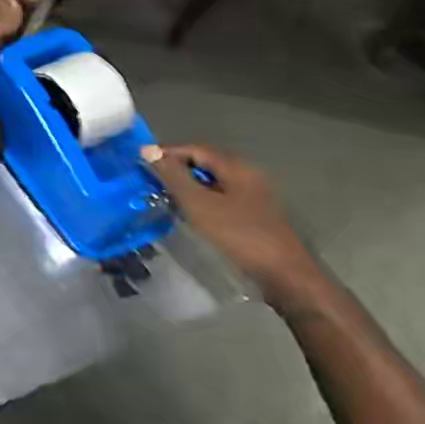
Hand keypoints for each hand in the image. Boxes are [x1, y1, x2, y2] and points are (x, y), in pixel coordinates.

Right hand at [142, 143, 328, 309]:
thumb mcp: (198, 203)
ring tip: (164, 198)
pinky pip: (221, 197)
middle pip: (205, 163)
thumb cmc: (238, 233)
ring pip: (212, 182)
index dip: (167, 154)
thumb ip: (172, 175)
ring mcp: (254, 196)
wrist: (284, 274)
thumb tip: (147, 149)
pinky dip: (201, 199)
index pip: (195, 149)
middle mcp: (248, 176)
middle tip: (150, 182)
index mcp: (237, 168)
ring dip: (187, 186)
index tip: (141, 166)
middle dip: (176, 170)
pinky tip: (189, 214)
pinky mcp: (255, 214)